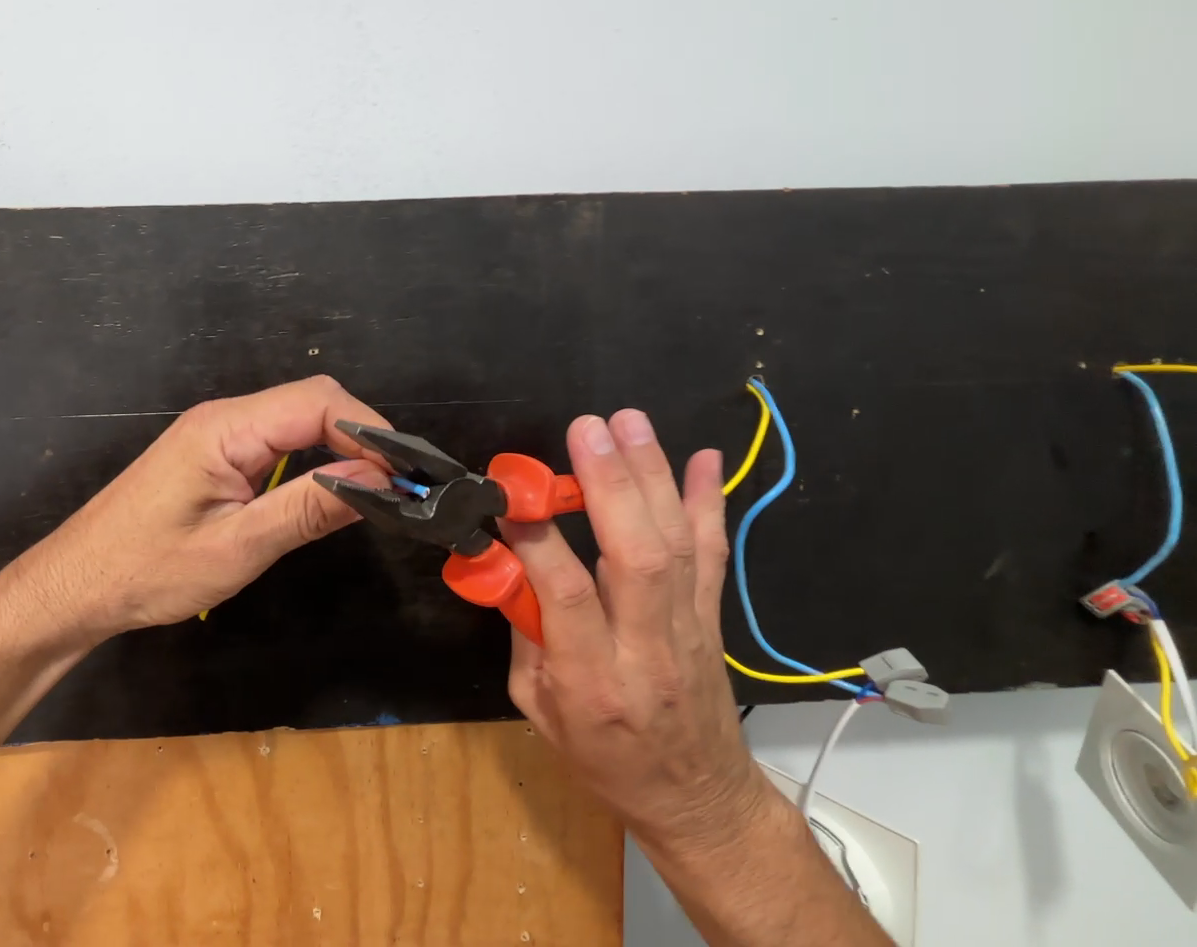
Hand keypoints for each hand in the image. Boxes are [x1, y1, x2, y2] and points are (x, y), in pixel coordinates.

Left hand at [12, 375, 392, 639]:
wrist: (76, 585)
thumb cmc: (147, 571)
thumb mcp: (236, 547)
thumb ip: (309, 507)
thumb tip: (380, 479)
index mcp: (226, 428)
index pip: (318, 402)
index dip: (371, 432)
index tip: (408, 477)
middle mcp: (224, 418)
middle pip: (313, 403)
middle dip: (364, 438)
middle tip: (403, 488)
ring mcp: (217, 436)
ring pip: (298, 422)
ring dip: (342, 449)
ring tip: (382, 492)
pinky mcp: (215, 458)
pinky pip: (278, 444)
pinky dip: (315, 461)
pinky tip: (333, 491)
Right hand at [503, 409, 773, 857]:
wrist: (698, 800)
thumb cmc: (603, 759)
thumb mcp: (536, 708)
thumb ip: (525, 631)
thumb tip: (511, 561)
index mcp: (592, 678)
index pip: (566, 594)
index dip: (538, 539)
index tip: (510, 494)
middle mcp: (647, 647)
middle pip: (637, 555)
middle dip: (612, 485)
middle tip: (587, 430)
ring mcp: (688, 628)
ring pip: (678, 544)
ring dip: (653, 476)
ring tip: (629, 422)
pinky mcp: (711, 617)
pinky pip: (712, 554)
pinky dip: (708, 502)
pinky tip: (704, 459)